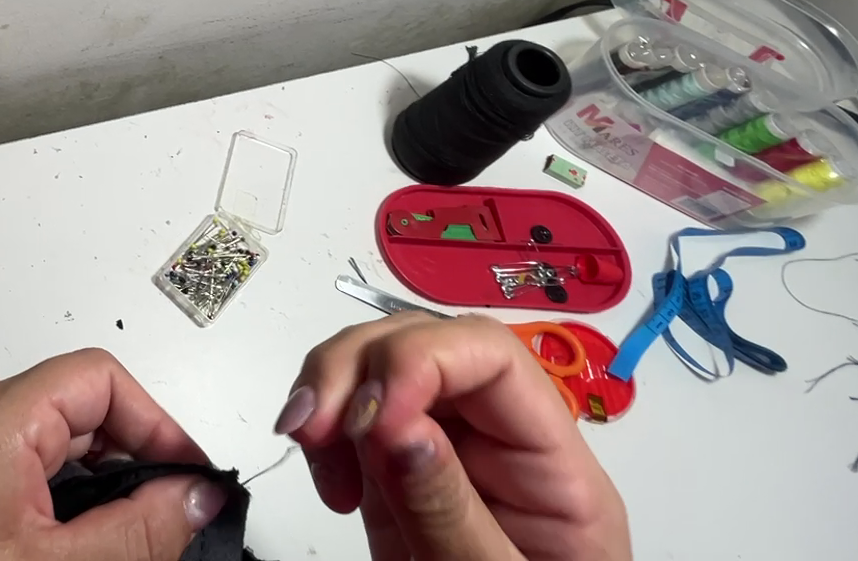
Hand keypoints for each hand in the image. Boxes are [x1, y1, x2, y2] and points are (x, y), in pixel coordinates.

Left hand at [0, 348, 227, 560]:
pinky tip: (44, 510)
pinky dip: (34, 461)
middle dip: (124, 450)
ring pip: (32, 415)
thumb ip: (138, 531)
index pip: (98, 378)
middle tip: (162, 510)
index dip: (155, 423)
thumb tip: (194, 494)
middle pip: (67, 396)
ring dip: (81, 459)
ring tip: (109, 519)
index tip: (190, 475)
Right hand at [273, 314, 630, 560]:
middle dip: (355, 367)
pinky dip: (318, 423)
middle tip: (311, 426)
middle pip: (421, 342)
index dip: (422, 359)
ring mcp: (439, 441)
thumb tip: (397, 425)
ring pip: (373, 360)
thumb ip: (451, 515)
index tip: (369, 414)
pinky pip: (345, 405)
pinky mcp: (390, 457)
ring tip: (304, 443)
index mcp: (552, 466)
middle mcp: (493, 435)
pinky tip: (324, 477)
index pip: (491, 358)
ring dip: (326, 388)